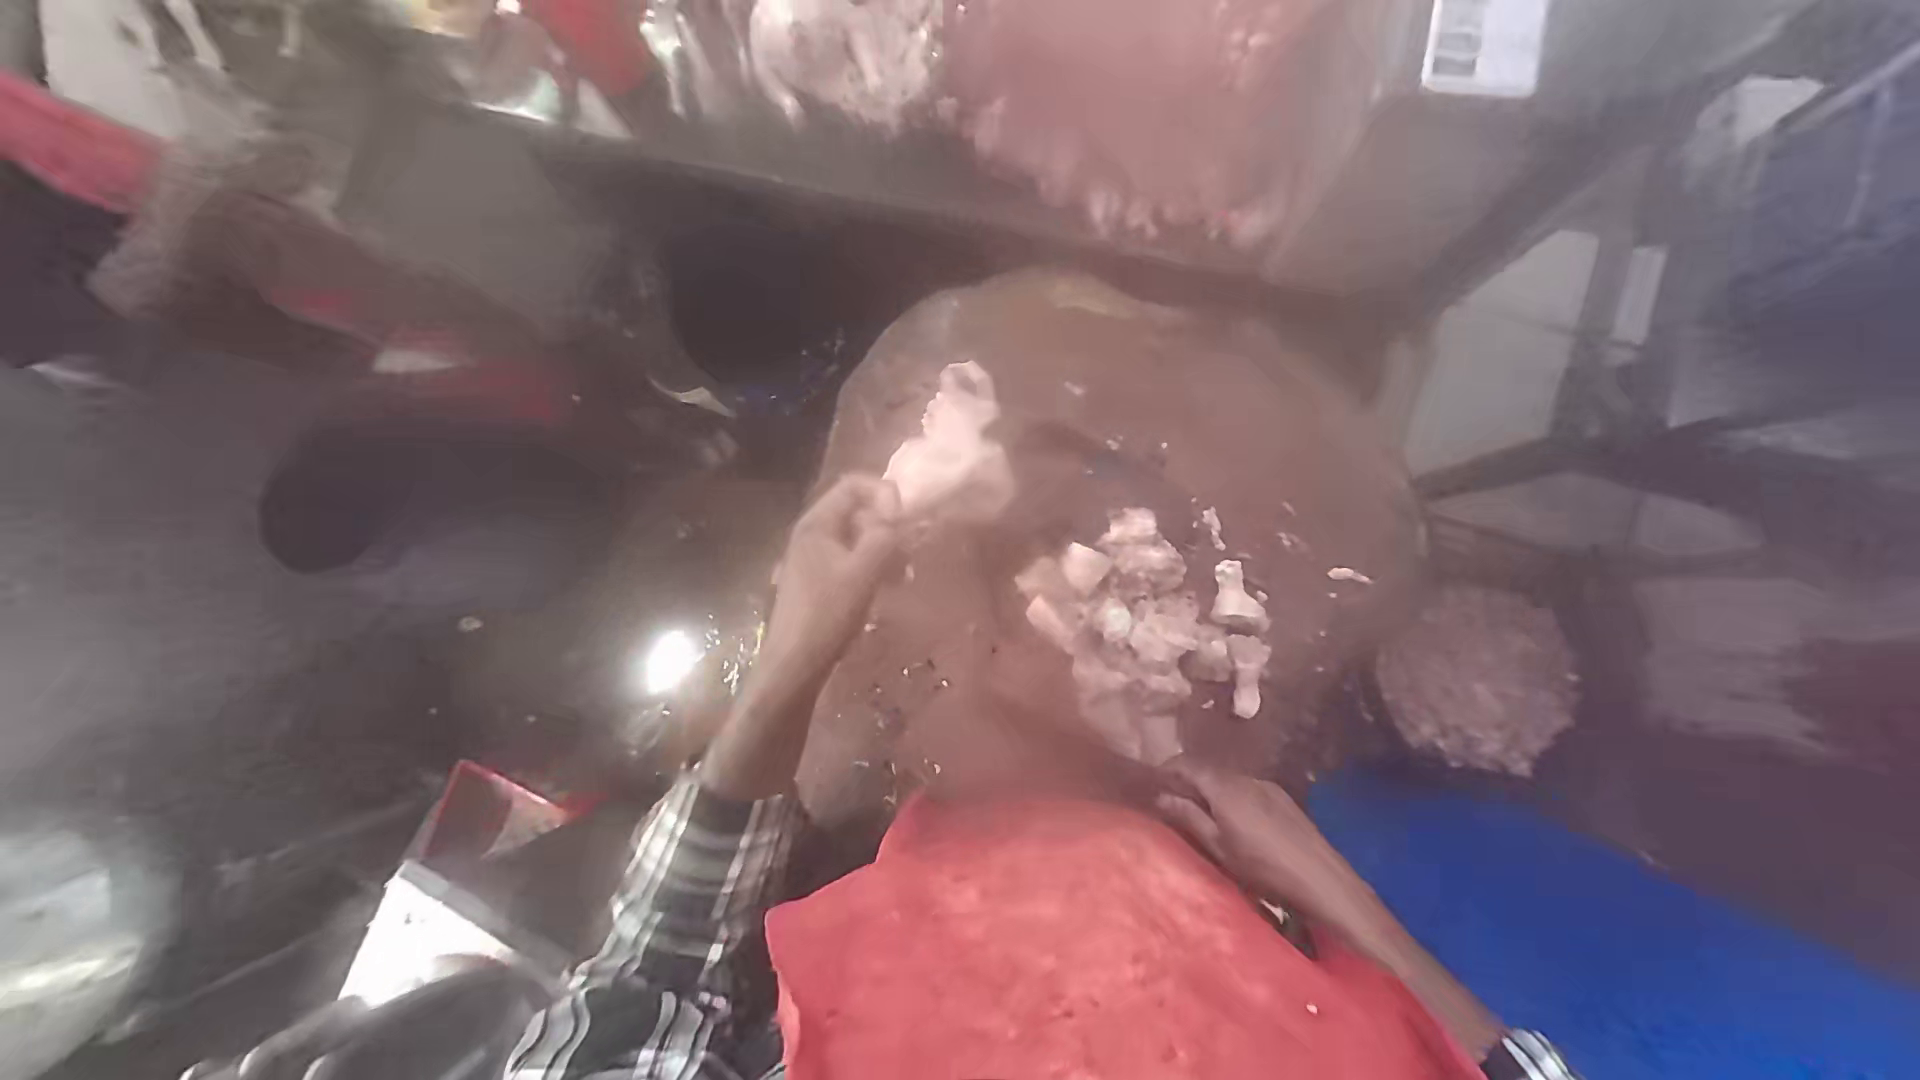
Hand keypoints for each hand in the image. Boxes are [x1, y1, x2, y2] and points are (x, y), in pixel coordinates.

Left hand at [759, 474, 902, 688]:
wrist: (794, 663)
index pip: (854, 485)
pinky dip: (872, 565)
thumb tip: (896, 518)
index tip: (903, 522)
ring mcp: (813, 557)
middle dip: (887, 525)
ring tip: (902, 575)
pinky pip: (851, 558)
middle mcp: (812, 533)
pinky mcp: (818, 579)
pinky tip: (887, 587)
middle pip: (857, 509)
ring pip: (857, 536)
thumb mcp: (863, 572)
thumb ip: (883, 537)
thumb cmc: (827, 614)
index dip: (884, 494)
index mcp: (817, 523)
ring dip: (883, 548)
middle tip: (907, 553)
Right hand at [1154, 756, 1373, 931]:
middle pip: (1208, 769)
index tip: (1152, 783)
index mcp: (1224, 786)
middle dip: (1187, 781)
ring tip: (1202, 814)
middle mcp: (1245, 777)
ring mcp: (1267, 786)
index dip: (1166, 770)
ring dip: (1211, 790)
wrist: (1325, 883)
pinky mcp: (1284, 800)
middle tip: (1172, 801)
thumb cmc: (1263, 868)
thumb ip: (1188, 817)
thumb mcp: (1218, 847)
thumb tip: (1161, 796)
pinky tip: (1235, 821)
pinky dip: (1232, 797)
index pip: (1186, 763)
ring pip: (1228, 779)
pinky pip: (1247, 789)